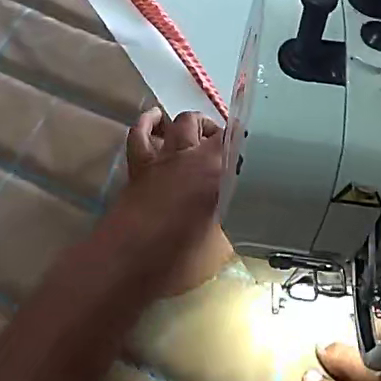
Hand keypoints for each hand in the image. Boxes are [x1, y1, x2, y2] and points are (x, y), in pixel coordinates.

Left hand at [101, 110, 233, 295]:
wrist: (128, 262)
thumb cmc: (180, 258)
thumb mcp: (221, 249)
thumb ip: (232, 226)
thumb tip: (240, 223)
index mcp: (218, 174)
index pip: (238, 144)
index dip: (245, 145)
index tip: (252, 156)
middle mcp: (193, 158)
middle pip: (211, 130)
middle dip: (220, 136)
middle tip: (224, 153)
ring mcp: (164, 158)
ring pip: (181, 123)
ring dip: (192, 125)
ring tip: (197, 134)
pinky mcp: (140, 165)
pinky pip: (141, 134)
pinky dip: (149, 123)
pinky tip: (155, 119)